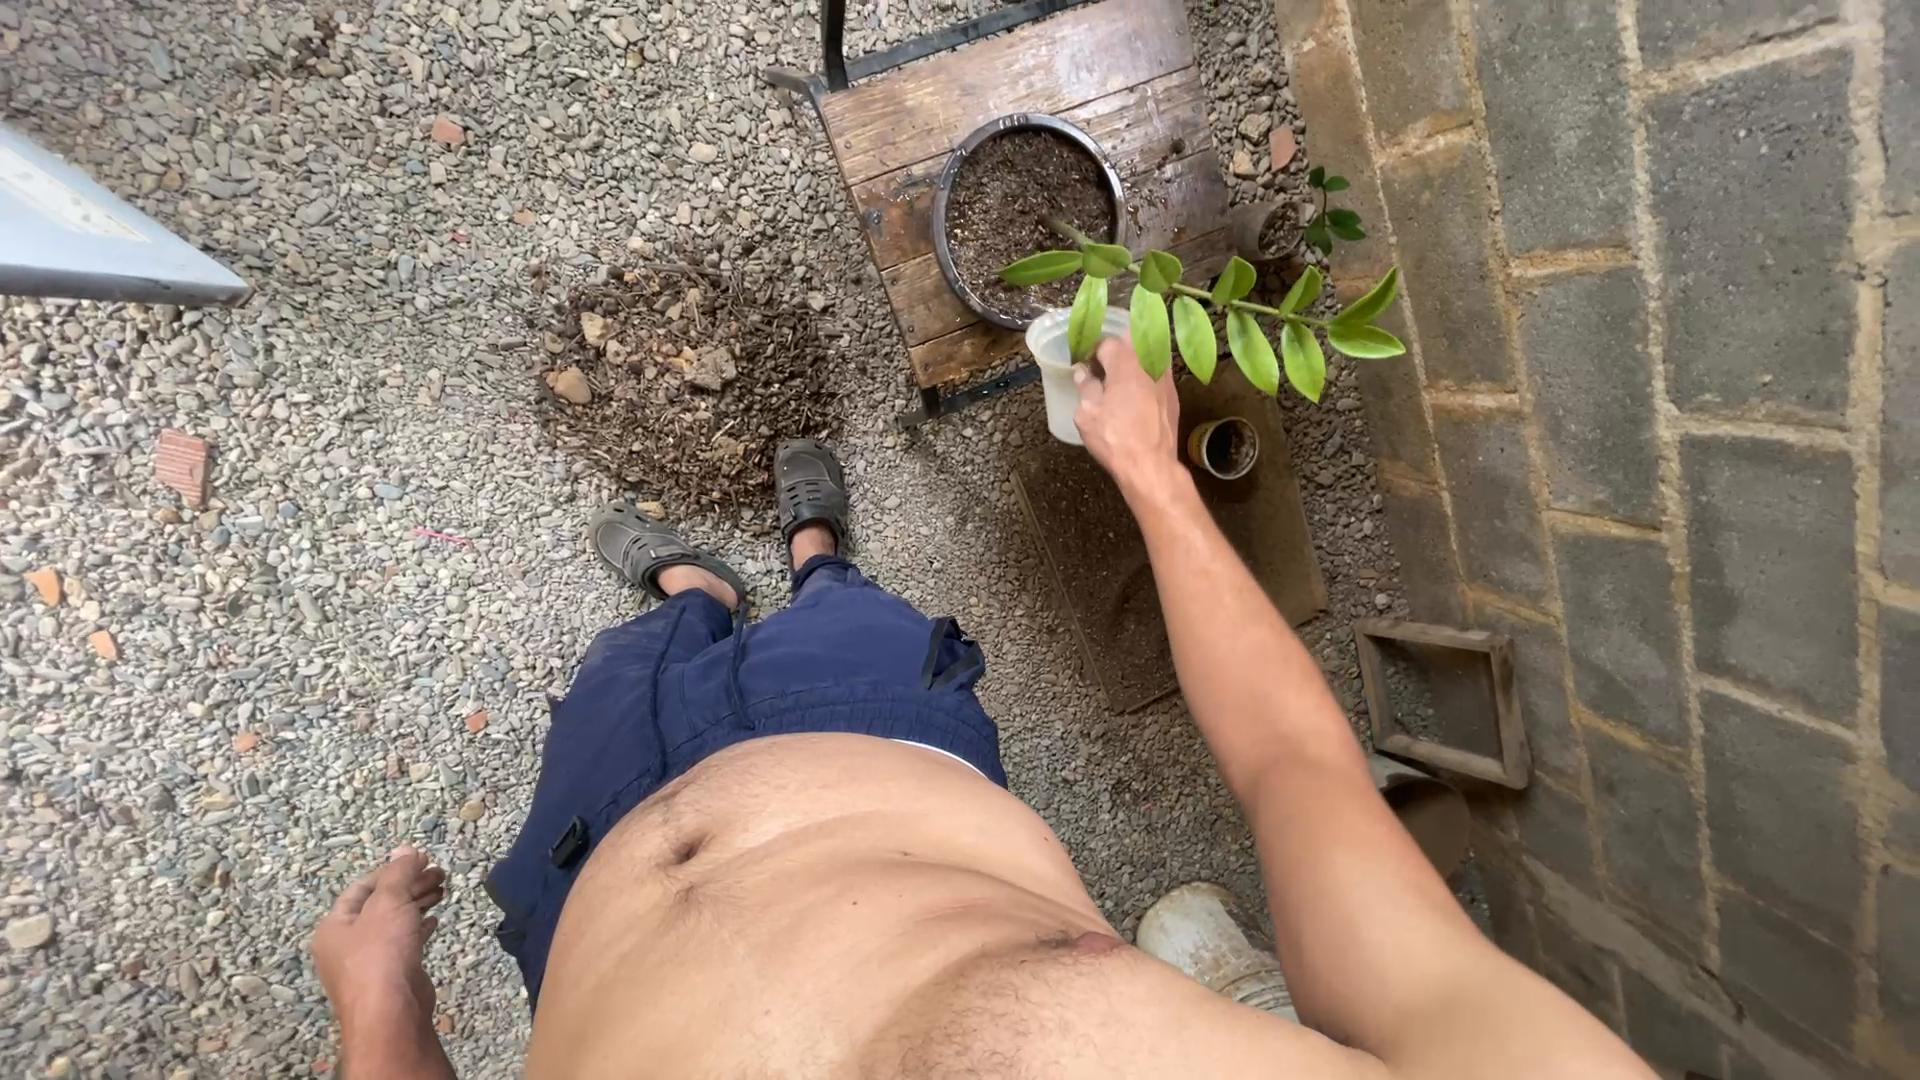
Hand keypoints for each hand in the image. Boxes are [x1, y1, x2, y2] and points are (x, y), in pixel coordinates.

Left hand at [314, 847, 446, 1028]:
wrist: (389, 1008)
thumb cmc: (381, 951)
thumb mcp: (389, 902)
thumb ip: (398, 873)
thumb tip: (405, 848)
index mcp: (335, 926)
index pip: (362, 887)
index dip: (392, 870)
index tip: (423, 860)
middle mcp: (345, 943)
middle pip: (380, 903)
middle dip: (410, 885)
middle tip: (440, 873)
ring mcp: (367, 960)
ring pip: (393, 921)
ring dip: (417, 902)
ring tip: (443, 891)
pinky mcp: (388, 971)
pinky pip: (403, 940)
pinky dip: (418, 925)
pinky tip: (434, 919)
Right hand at [1073, 337, 1183, 498]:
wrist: (1150, 465)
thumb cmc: (1115, 439)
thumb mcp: (1087, 414)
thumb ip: (1085, 387)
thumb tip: (1084, 374)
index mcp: (1125, 362)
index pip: (1107, 343)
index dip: (1093, 352)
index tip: (1086, 365)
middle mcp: (1149, 363)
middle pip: (1133, 340)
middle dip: (1118, 348)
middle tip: (1104, 366)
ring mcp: (1165, 379)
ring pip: (1150, 354)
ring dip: (1135, 359)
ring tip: (1121, 378)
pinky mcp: (1173, 396)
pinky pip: (1159, 374)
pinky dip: (1147, 376)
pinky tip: (1137, 394)